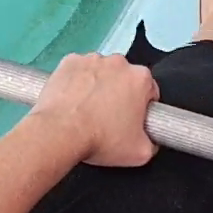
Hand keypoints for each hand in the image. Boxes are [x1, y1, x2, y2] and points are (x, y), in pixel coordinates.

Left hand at [26, 53, 158, 166]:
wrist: (59, 133)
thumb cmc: (98, 139)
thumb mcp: (140, 152)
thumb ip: (152, 142)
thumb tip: (149, 140)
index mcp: (140, 79)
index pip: (149, 90)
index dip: (142, 107)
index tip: (131, 119)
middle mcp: (118, 63)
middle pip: (124, 78)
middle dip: (120, 94)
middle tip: (108, 118)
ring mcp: (92, 59)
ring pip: (101, 72)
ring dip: (98, 86)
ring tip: (87, 110)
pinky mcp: (69, 62)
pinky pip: (78, 70)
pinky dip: (77, 81)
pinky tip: (73, 100)